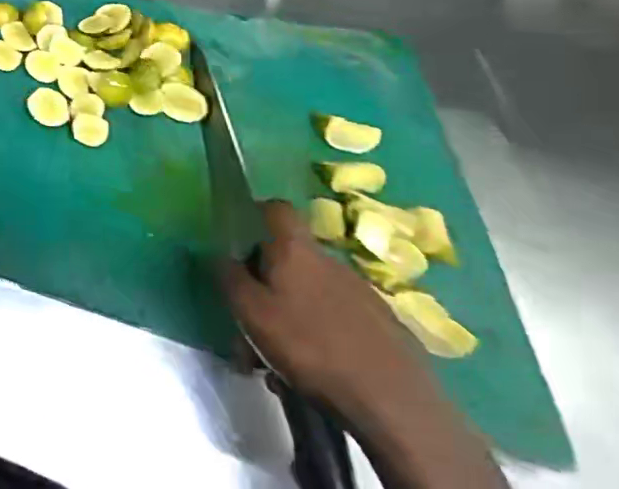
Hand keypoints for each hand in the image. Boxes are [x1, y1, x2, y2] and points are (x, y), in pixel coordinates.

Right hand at [218, 201, 441, 422]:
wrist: (398, 408)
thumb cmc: (310, 348)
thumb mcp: (250, 311)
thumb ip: (229, 276)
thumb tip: (220, 255)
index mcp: (297, 252)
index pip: (277, 209)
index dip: (256, 212)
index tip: (239, 234)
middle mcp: (333, 264)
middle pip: (290, 258)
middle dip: (264, 282)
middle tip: (247, 318)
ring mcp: (366, 297)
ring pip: (312, 294)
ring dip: (289, 314)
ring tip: (276, 357)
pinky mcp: (389, 330)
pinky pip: (339, 321)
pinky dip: (319, 336)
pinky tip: (312, 371)